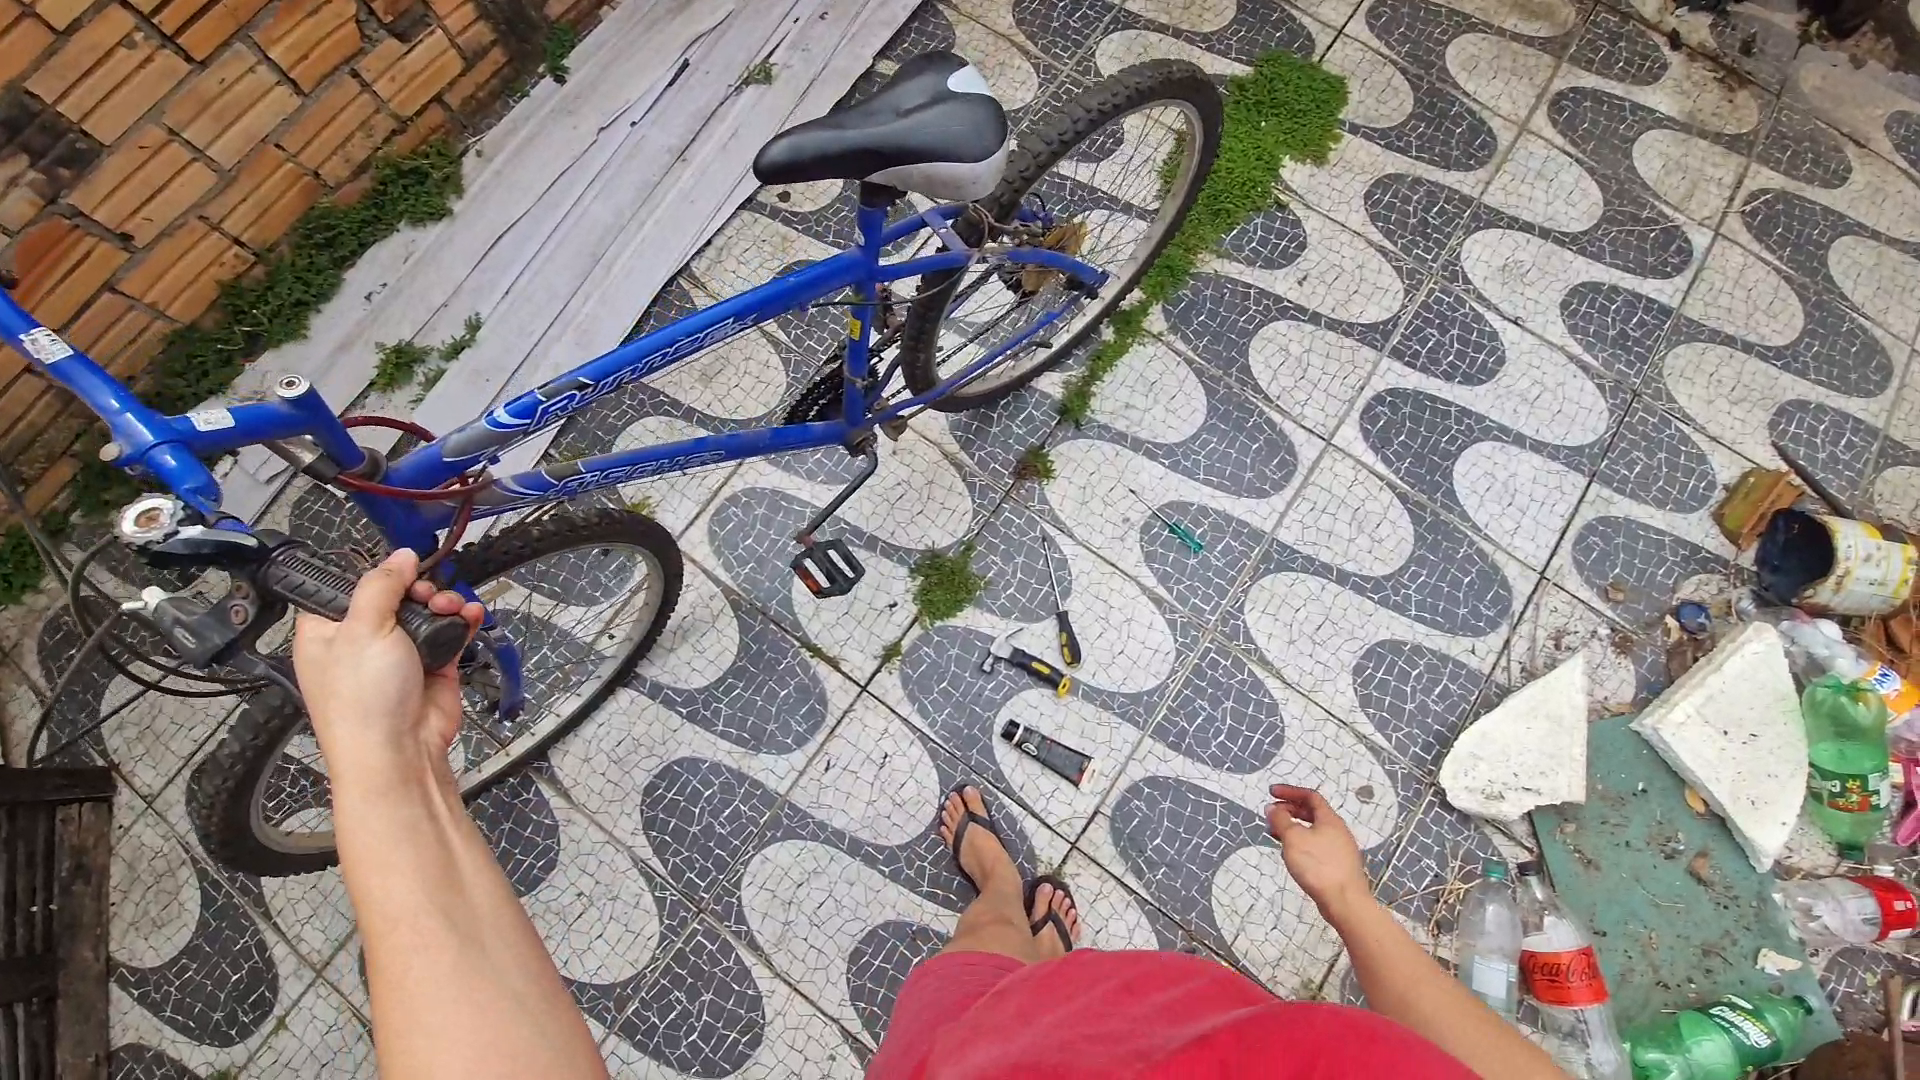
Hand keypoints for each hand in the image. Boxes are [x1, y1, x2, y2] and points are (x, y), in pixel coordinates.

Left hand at [291, 549, 482, 776]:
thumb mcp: (363, 629)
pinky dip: (464, 619)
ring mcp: (401, 652)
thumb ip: (381, 585)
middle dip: (420, 588)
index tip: (398, 568)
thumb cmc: (363, 700)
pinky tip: (471, 615)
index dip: (374, 574)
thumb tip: (400, 555)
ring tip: (452, 609)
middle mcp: (364, 639)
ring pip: (429, 610)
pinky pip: (453, 630)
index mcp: (328, 631)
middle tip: (427, 595)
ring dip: (446, 602)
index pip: (347, 587)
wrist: (401, 747)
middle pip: (397, 594)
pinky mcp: (435, 663)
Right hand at [1266, 784, 1370, 915]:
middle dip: (1289, 810)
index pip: (1310, 796)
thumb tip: (1272, 808)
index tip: (1271, 792)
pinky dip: (1301, 842)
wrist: (1345, 902)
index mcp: (1329, 819)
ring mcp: (1340, 849)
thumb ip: (1280, 820)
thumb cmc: (1318, 865)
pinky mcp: (1339, 866)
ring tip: (1276, 834)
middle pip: (1312, 813)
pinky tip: (1291, 854)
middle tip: (1271, 814)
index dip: (1289, 791)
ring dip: (1293, 827)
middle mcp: (1338, 831)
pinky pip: (1317, 845)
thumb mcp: (1293, 838)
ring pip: (1313, 830)